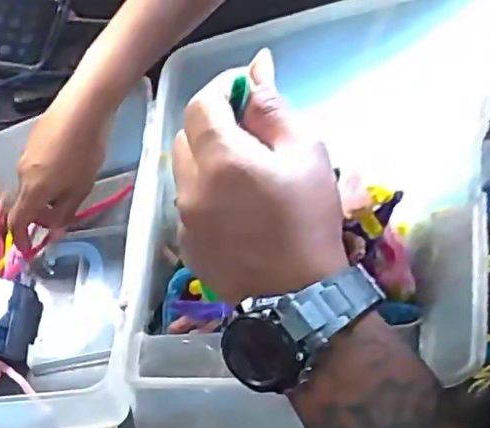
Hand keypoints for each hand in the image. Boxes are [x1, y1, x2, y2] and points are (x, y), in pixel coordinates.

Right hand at [11, 94, 110, 237]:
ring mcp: (25, 156)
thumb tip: (53, 230)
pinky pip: (34, 168)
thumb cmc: (85, 150)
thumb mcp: (80, 189)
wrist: (85, 102)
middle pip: (25, 204)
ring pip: (30, 186)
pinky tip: (65, 164)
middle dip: (39, 214)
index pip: (17, 223)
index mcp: (32, 192)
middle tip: (61, 214)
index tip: (29, 248)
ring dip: (44, 194)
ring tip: (68, 185)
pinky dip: (45, 176)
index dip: (20, 240)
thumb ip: (64, 214)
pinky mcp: (32, 140)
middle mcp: (22, 175)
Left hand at [171, 48, 349, 301]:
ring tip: (245, 170)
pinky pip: (186, 205)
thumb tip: (255, 74)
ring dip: (206, 160)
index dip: (221, 90)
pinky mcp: (185, 245)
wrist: (291, 292)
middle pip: (183, 139)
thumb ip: (271, 110)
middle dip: (210, 124)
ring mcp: (183, 221)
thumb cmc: (306, 218)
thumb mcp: (305, 150)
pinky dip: (204, 193)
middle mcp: (190, 191)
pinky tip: (234, 205)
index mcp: (220, 163)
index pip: (199, 107)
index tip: (244, 91)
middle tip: (247, 129)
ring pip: (183, 174)